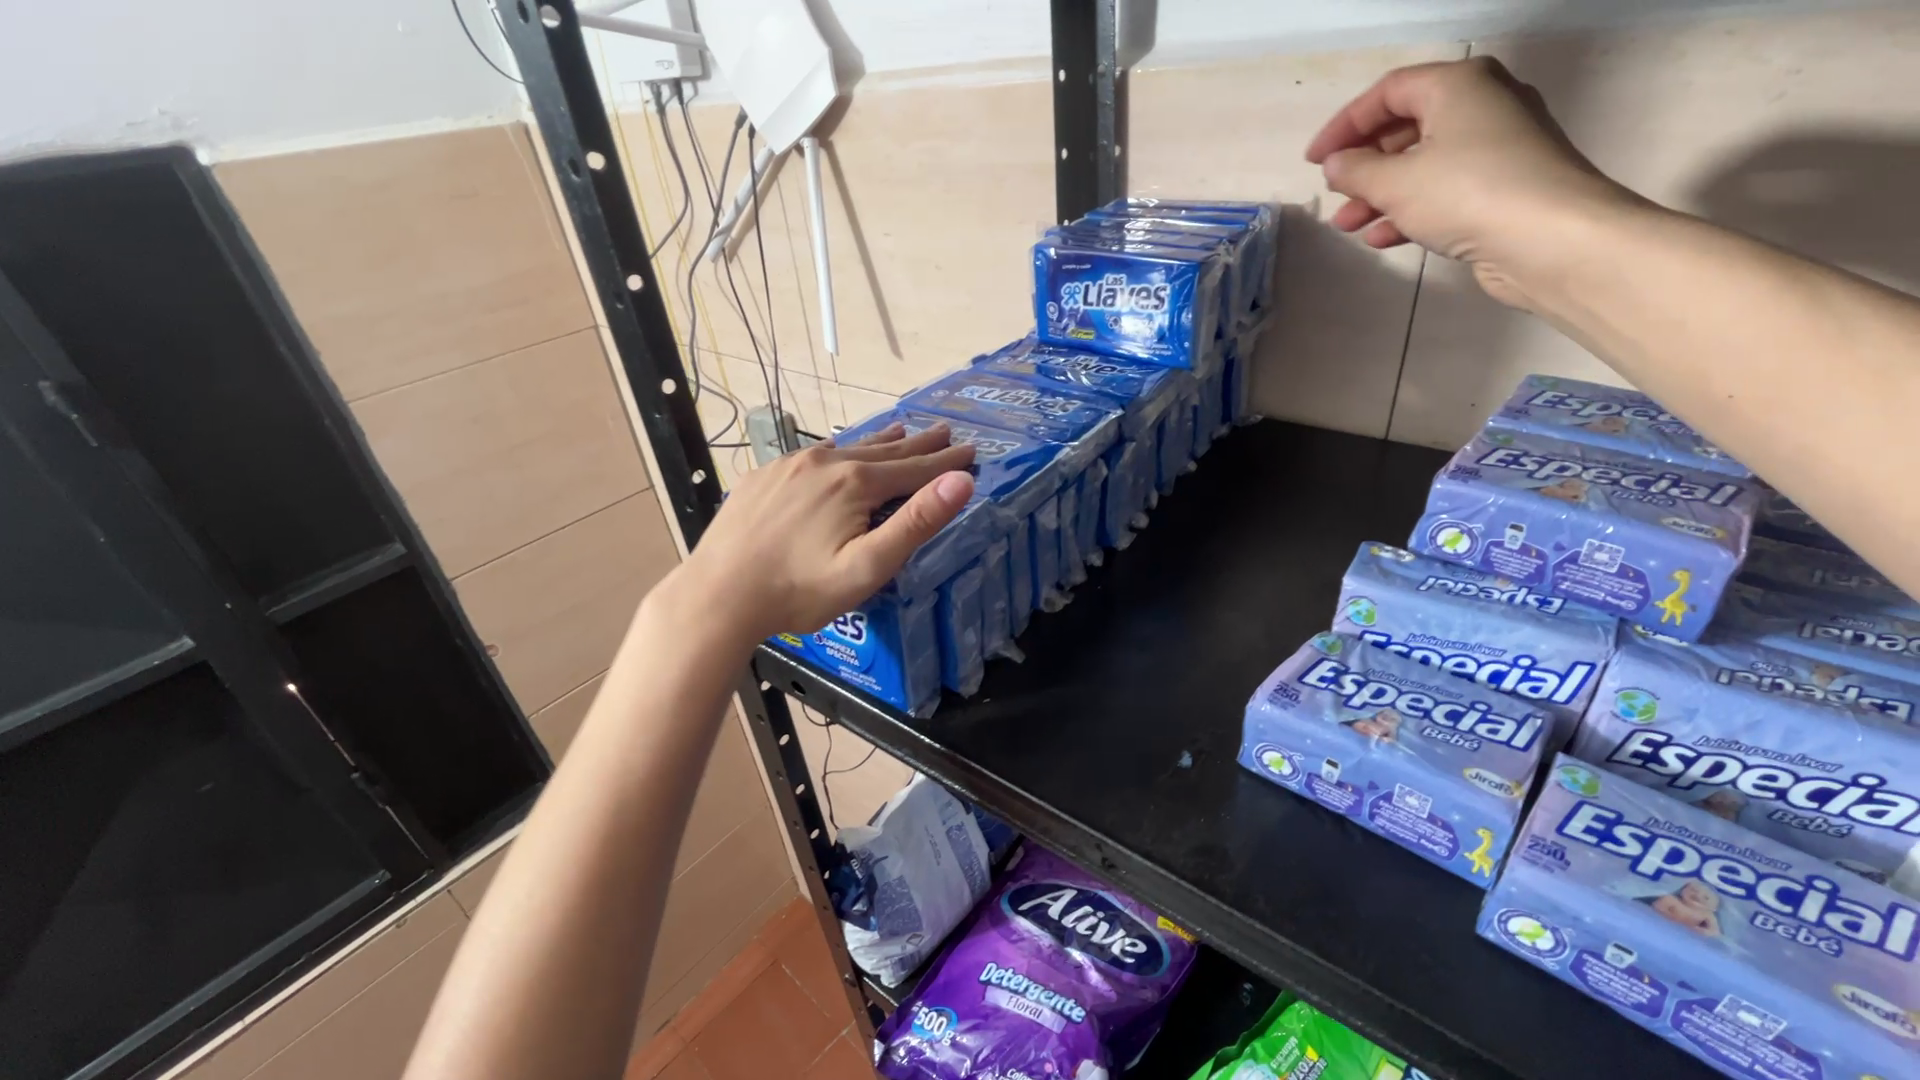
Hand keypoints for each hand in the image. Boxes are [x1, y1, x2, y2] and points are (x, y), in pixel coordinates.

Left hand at [668, 424, 975, 642]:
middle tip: (945, 430)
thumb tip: (961, 481)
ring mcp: (790, 466)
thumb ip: (915, 523)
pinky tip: (836, 451)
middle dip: (919, 444)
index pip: (914, 469)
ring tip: (900, 431)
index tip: (971, 450)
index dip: (946, 462)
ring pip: (846, 447)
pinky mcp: (764, 476)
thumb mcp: (867, 566)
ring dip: (879, 442)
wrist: (719, 595)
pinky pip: (813, 455)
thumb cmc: (799, 591)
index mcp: (855, 484)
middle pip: (884, 451)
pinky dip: (838, 451)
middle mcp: (825, 463)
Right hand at [1305, 56, 1640, 310]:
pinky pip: (1444, 190)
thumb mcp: (1395, 182)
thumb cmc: (1467, 192)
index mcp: (1458, 84)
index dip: (1344, 126)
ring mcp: (1497, 146)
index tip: (1313, 161)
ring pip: (1422, 164)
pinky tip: (1382, 238)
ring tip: (1347, 226)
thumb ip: (1355, 171)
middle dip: (1363, 166)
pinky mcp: (1503, 186)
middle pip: (1406, 128)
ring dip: (1380, 195)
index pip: (1388, 93)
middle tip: (1335, 194)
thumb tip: (1335, 165)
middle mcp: (1482, 104)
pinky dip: (1410, 210)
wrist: (1552, 238)